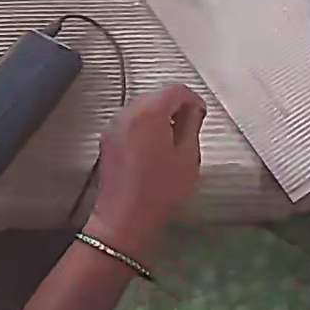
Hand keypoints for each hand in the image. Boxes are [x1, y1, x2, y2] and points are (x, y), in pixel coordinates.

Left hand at [85, 83, 206, 251]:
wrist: (125, 219)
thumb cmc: (160, 190)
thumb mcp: (188, 156)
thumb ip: (192, 124)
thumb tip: (192, 110)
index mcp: (149, 112)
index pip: (176, 90)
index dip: (194, 99)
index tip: (201, 114)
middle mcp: (127, 113)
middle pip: (156, 96)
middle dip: (176, 106)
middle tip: (191, 127)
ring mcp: (114, 126)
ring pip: (142, 108)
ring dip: (160, 116)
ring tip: (173, 140)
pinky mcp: (108, 139)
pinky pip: (131, 122)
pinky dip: (145, 127)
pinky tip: (154, 148)